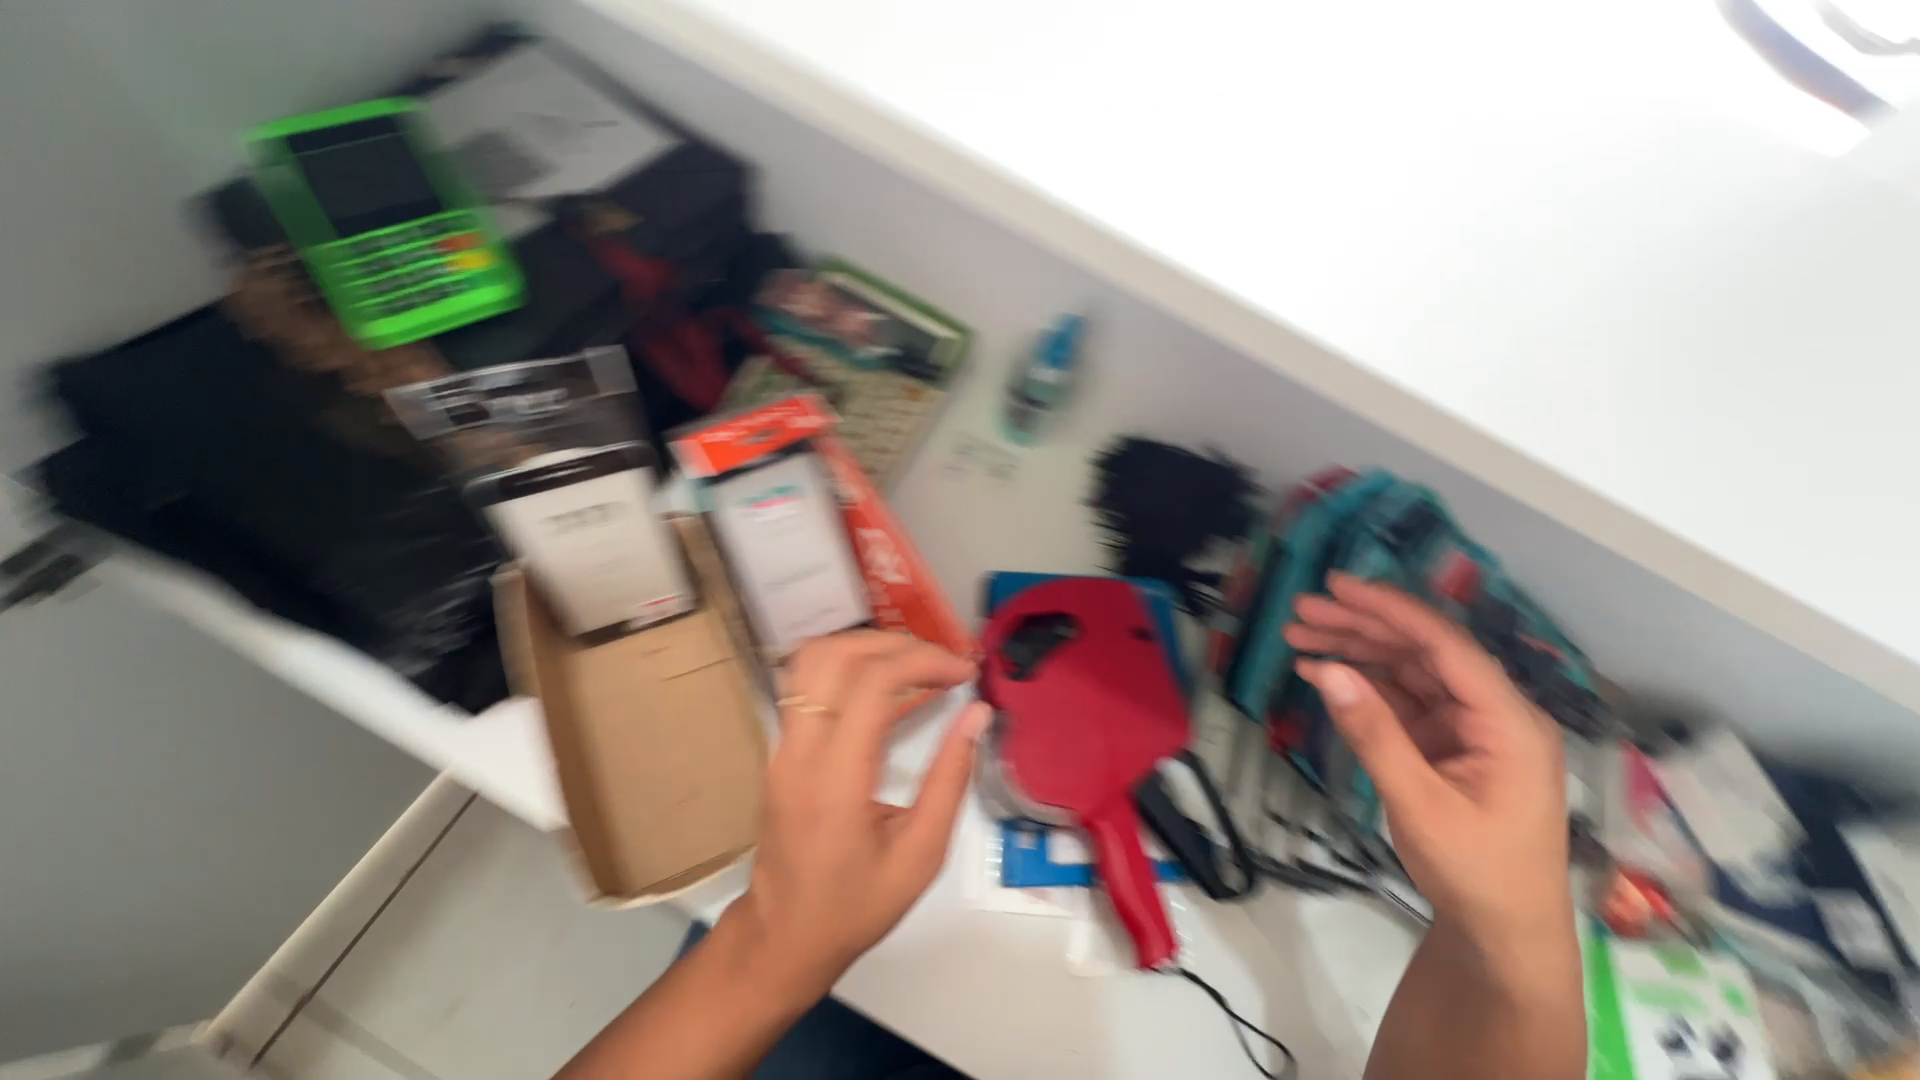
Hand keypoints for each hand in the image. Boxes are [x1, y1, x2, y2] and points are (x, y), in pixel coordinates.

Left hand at [723, 631, 991, 998]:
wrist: (782, 937)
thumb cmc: (856, 906)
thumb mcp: (921, 856)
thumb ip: (950, 780)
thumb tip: (977, 715)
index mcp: (835, 779)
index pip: (872, 684)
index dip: (923, 661)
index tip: (963, 671)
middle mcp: (798, 750)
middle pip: (834, 655)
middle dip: (895, 643)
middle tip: (941, 661)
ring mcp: (781, 746)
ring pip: (811, 661)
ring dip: (866, 647)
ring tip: (915, 664)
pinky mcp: (780, 749)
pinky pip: (808, 686)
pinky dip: (849, 668)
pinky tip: (887, 687)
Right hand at [1285, 574, 1570, 940]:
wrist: (1504, 933)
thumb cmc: (1474, 870)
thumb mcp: (1418, 803)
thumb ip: (1373, 733)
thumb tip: (1327, 671)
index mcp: (1507, 721)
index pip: (1445, 646)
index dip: (1390, 610)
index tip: (1338, 586)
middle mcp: (1494, 713)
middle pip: (1424, 652)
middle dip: (1362, 627)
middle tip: (1302, 611)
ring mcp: (1472, 729)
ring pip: (1411, 672)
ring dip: (1358, 652)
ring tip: (1300, 634)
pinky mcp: (1451, 745)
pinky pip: (1405, 702)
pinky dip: (1364, 687)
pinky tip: (1323, 673)